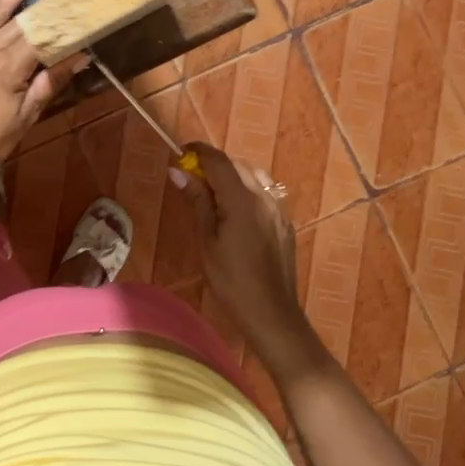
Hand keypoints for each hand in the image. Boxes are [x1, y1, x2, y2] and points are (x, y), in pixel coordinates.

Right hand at [172, 143, 311, 346]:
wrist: (271, 313)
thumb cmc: (231, 280)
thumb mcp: (207, 241)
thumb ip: (197, 202)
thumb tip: (179, 172)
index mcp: (242, 200)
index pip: (219, 161)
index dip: (199, 152)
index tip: (180, 153)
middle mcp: (264, 197)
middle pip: (238, 165)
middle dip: (214, 164)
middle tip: (191, 179)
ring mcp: (278, 210)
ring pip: (255, 177)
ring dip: (233, 176)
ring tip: (213, 195)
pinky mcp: (285, 224)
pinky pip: (266, 194)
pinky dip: (248, 191)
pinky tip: (236, 212)